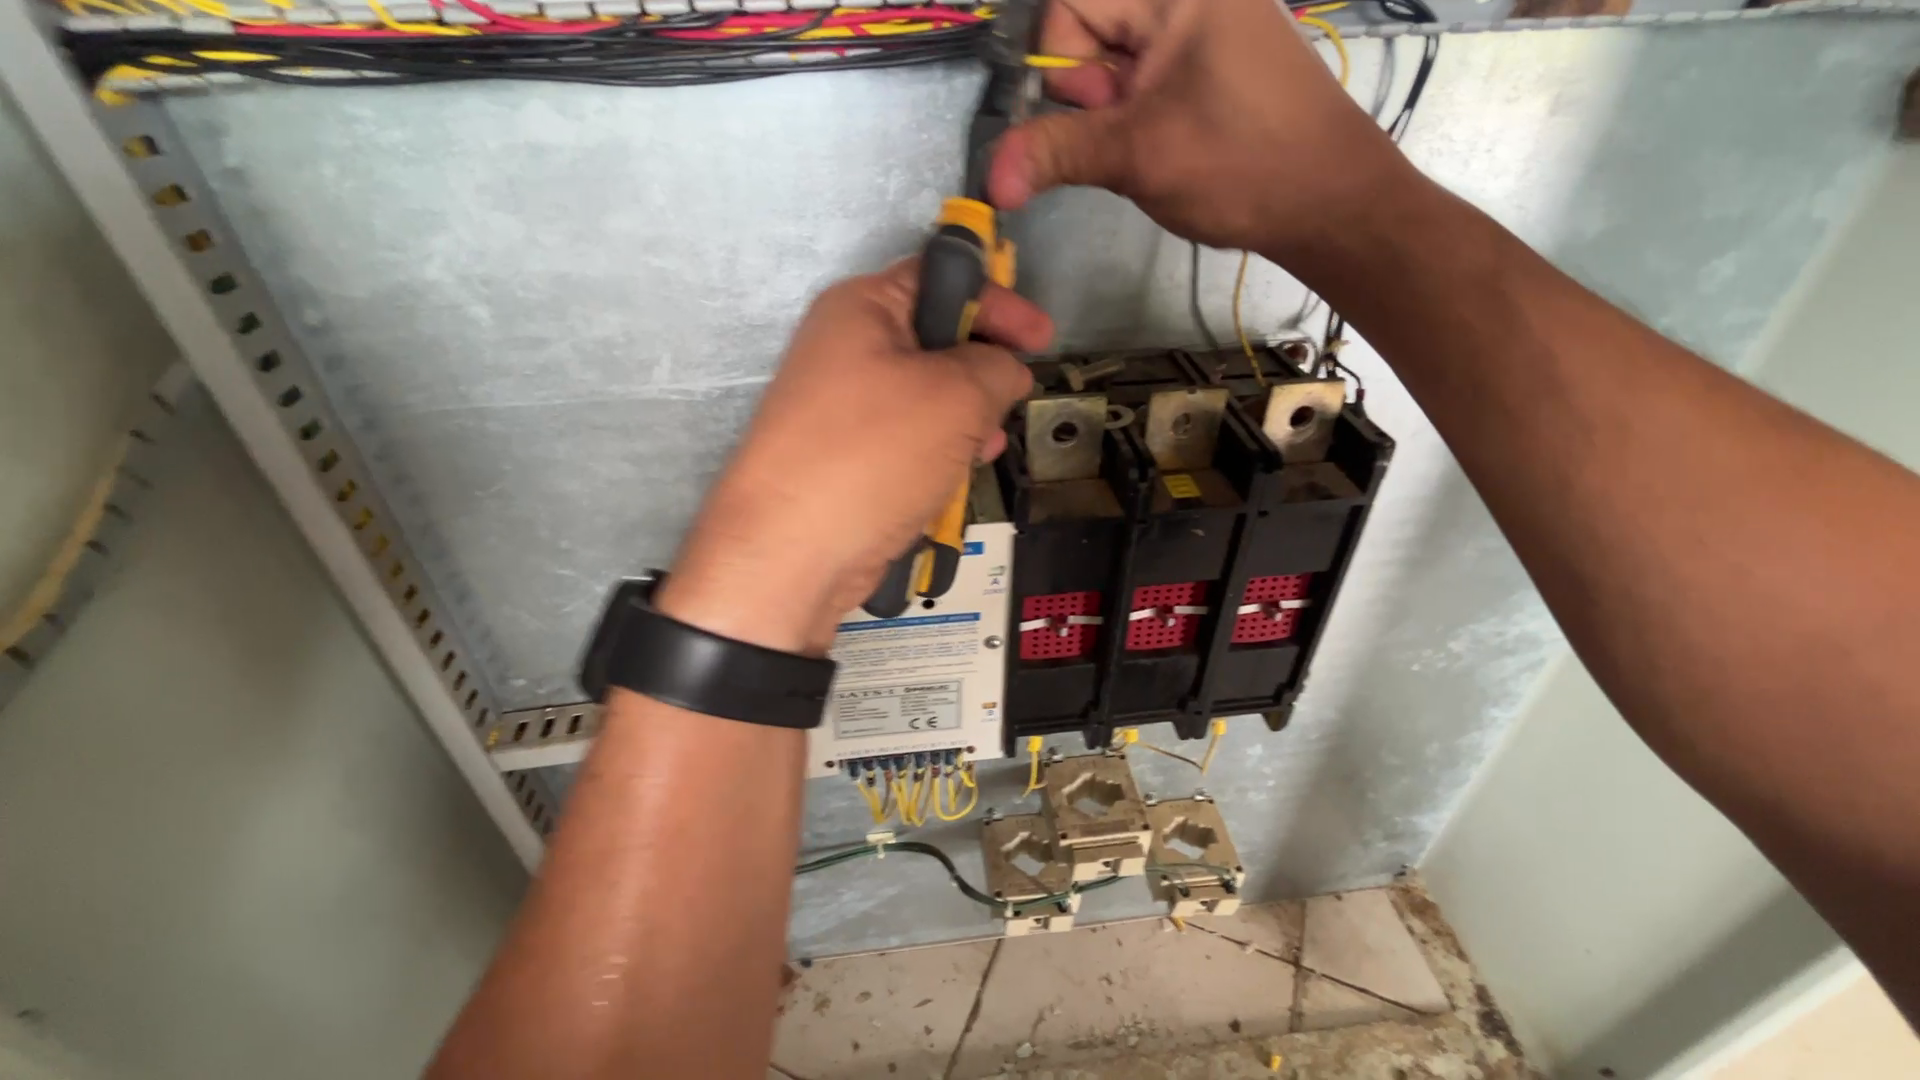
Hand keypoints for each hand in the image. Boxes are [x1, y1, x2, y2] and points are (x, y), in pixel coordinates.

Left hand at [658, 261, 1051, 654]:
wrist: (791, 552)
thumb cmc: (874, 454)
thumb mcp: (957, 396)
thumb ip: (997, 367)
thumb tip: (1006, 369)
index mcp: (862, 308)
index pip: (941, 278)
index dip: (998, 301)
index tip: (1041, 337)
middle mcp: (844, 348)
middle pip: (934, 341)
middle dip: (982, 369)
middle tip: (1013, 395)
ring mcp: (840, 408)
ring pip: (924, 397)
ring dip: (964, 419)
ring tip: (986, 446)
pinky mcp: (844, 458)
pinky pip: (905, 441)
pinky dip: (936, 453)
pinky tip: (954, 479)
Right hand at [989, 0, 1412, 259]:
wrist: (1333, 203)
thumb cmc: (1243, 165)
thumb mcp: (1139, 156)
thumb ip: (1056, 152)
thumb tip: (990, 176)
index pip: (1069, 7)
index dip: (1066, 68)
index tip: (1102, 113)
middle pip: (1088, 32)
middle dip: (1095, 94)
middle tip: (1135, 134)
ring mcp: (1204, 25)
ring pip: (1113, 63)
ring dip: (1116, 114)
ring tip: (1158, 145)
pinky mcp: (1211, 60)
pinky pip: (1144, 79)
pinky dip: (1138, 117)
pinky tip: (1168, 145)